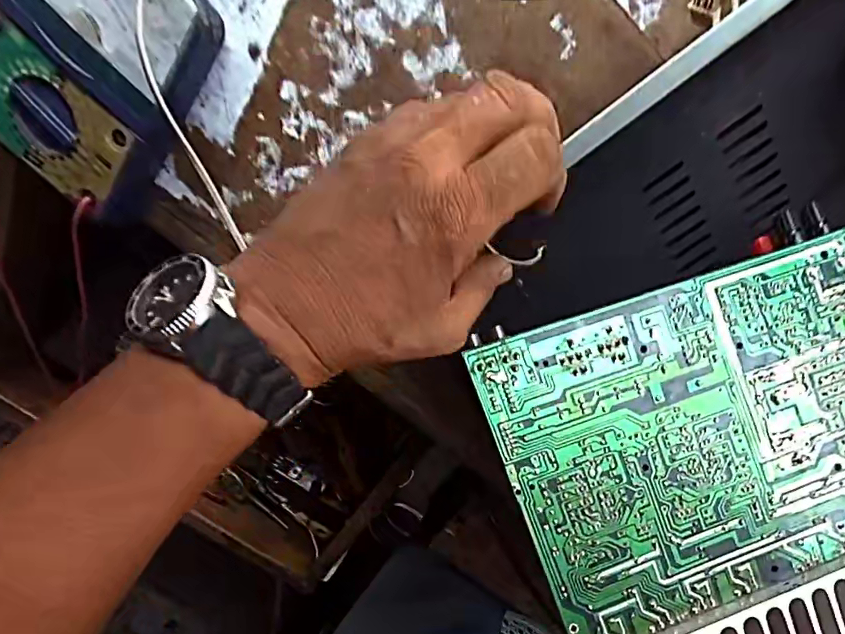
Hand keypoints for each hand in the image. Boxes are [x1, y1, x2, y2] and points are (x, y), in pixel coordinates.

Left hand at [226, 71, 565, 385]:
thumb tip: (499, 262)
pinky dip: (454, 126)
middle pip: (509, 100)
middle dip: (537, 128)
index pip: (534, 152)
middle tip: (530, 169)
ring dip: (495, 124)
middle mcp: (429, 161)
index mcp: (457, 212)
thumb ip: (486, 287)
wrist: (290, 301)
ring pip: (469, 95)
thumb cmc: (368, 321)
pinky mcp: (367, 137)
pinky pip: (428, 107)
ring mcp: (394, 140)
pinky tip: (448, 166)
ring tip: (490, 168)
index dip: (554, 173)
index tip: (541, 204)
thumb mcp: (448, 327)